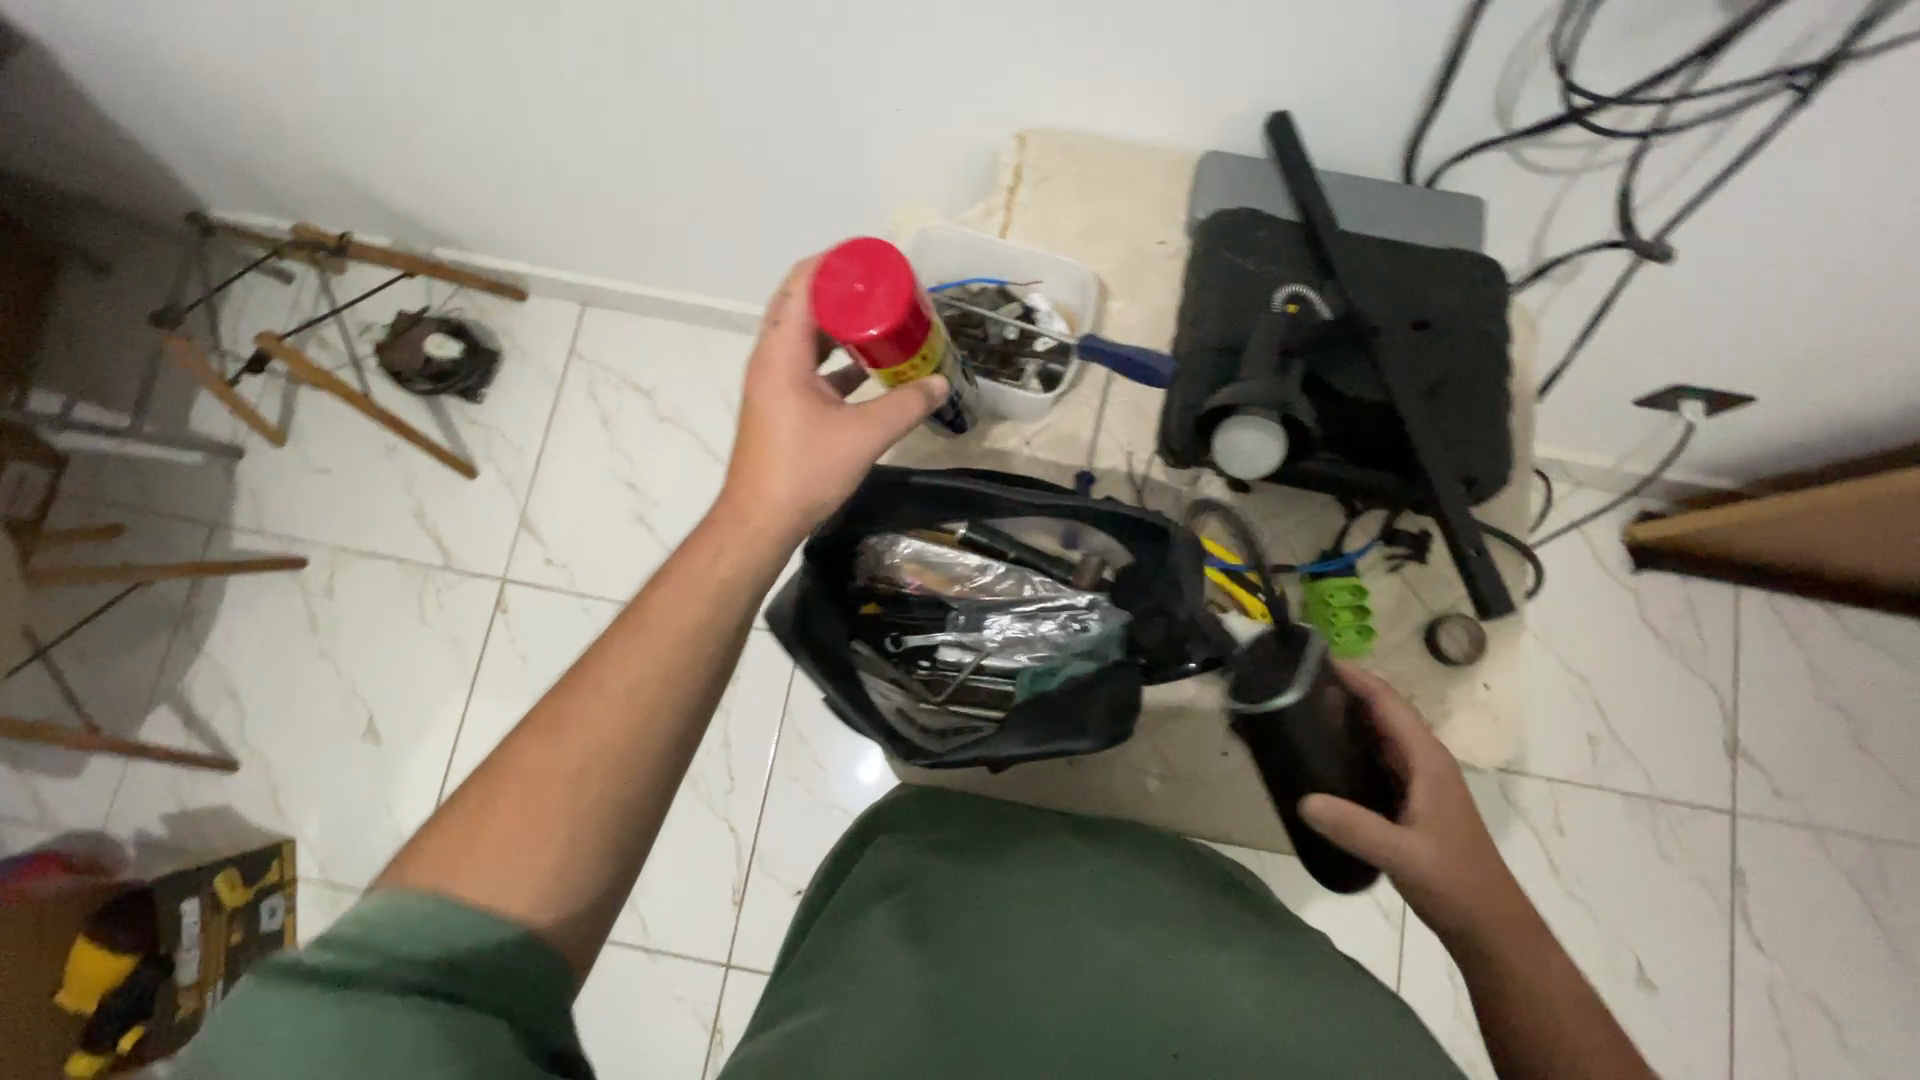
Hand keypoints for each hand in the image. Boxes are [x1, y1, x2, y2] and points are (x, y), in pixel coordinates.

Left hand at [716, 254, 947, 541]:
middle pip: (803, 303)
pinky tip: (869, 365)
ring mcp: (774, 381)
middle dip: (843, 290)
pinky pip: (809, 364)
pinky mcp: (782, 403)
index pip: (804, 284)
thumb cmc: (804, 472)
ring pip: (807, 336)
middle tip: (884, 285)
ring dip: (840, 324)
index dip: (836, 263)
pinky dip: (836, 358)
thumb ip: (906, 407)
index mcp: (782, 352)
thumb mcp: (864, 437)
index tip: (872, 256)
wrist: (761, 519)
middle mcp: (772, 358)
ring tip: (881, 317)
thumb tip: (941, 384)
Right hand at [1298, 664, 1531, 944]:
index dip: (1355, 678)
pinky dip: (1350, 746)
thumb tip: (1303, 800)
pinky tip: (1321, 756)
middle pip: (1382, 712)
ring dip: (1346, 718)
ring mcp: (1418, 781)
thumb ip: (1355, 828)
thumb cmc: (1454, 882)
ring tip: (1298, 710)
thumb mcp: (1403, 856)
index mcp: (1427, 761)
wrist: (1489, 925)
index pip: (1388, 704)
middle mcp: (1424, 762)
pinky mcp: (1409, 800)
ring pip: (1379, 735)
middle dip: (1344, 692)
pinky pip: (1376, 759)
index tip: (1314, 660)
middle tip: (1292, 684)